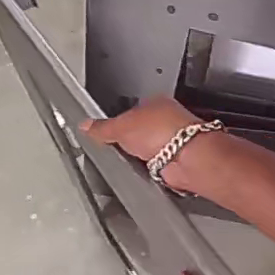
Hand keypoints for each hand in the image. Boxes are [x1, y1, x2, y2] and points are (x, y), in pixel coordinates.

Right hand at [81, 97, 212, 192]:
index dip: (115, 123)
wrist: (187, 157)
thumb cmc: (166, 131)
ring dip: (137, 158)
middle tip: (116, 148)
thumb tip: (87, 125)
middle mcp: (166, 121)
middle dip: (126, 143)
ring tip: (133, 159)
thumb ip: (102, 128)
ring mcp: (171, 143)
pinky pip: (152, 168)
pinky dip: (147, 170)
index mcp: (155, 103)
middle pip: (137, 133)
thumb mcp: (121, 127)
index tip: (102, 132)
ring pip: (144, 152)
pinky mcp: (173, 164)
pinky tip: (144, 169)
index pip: (129, 112)